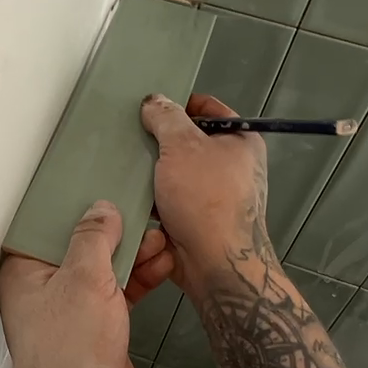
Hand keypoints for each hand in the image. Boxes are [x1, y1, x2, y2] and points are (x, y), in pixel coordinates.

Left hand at [0, 202, 172, 367]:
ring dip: (134, 254)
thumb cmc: (71, 344)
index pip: (48, 226)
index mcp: (25, 270)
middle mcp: (44, 285)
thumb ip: (94, 238)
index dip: (77, 206)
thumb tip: (103, 208)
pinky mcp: (97, 325)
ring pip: (104, 268)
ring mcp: (72, 307)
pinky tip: (163, 264)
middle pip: (82, 245)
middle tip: (148, 217)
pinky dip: (140, 278)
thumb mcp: (83, 278)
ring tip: (164, 240)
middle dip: (117, 232)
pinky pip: (119, 291)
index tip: (105, 185)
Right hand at [139, 93, 269, 285]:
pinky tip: (131, 198)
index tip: (151, 109)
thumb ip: (165, 118)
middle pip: (188, 143)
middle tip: (132, 140)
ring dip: (152, 176)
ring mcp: (215, 197)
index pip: (208, 109)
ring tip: (126, 170)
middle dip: (160, 144)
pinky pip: (169, 202)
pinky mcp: (197, 221)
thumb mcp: (182, 146)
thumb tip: (154, 102)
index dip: (179, 105)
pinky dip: (152, 201)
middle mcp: (232, 167)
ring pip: (175, 175)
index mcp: (241, 141)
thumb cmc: (208, 201)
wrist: (216, 265)